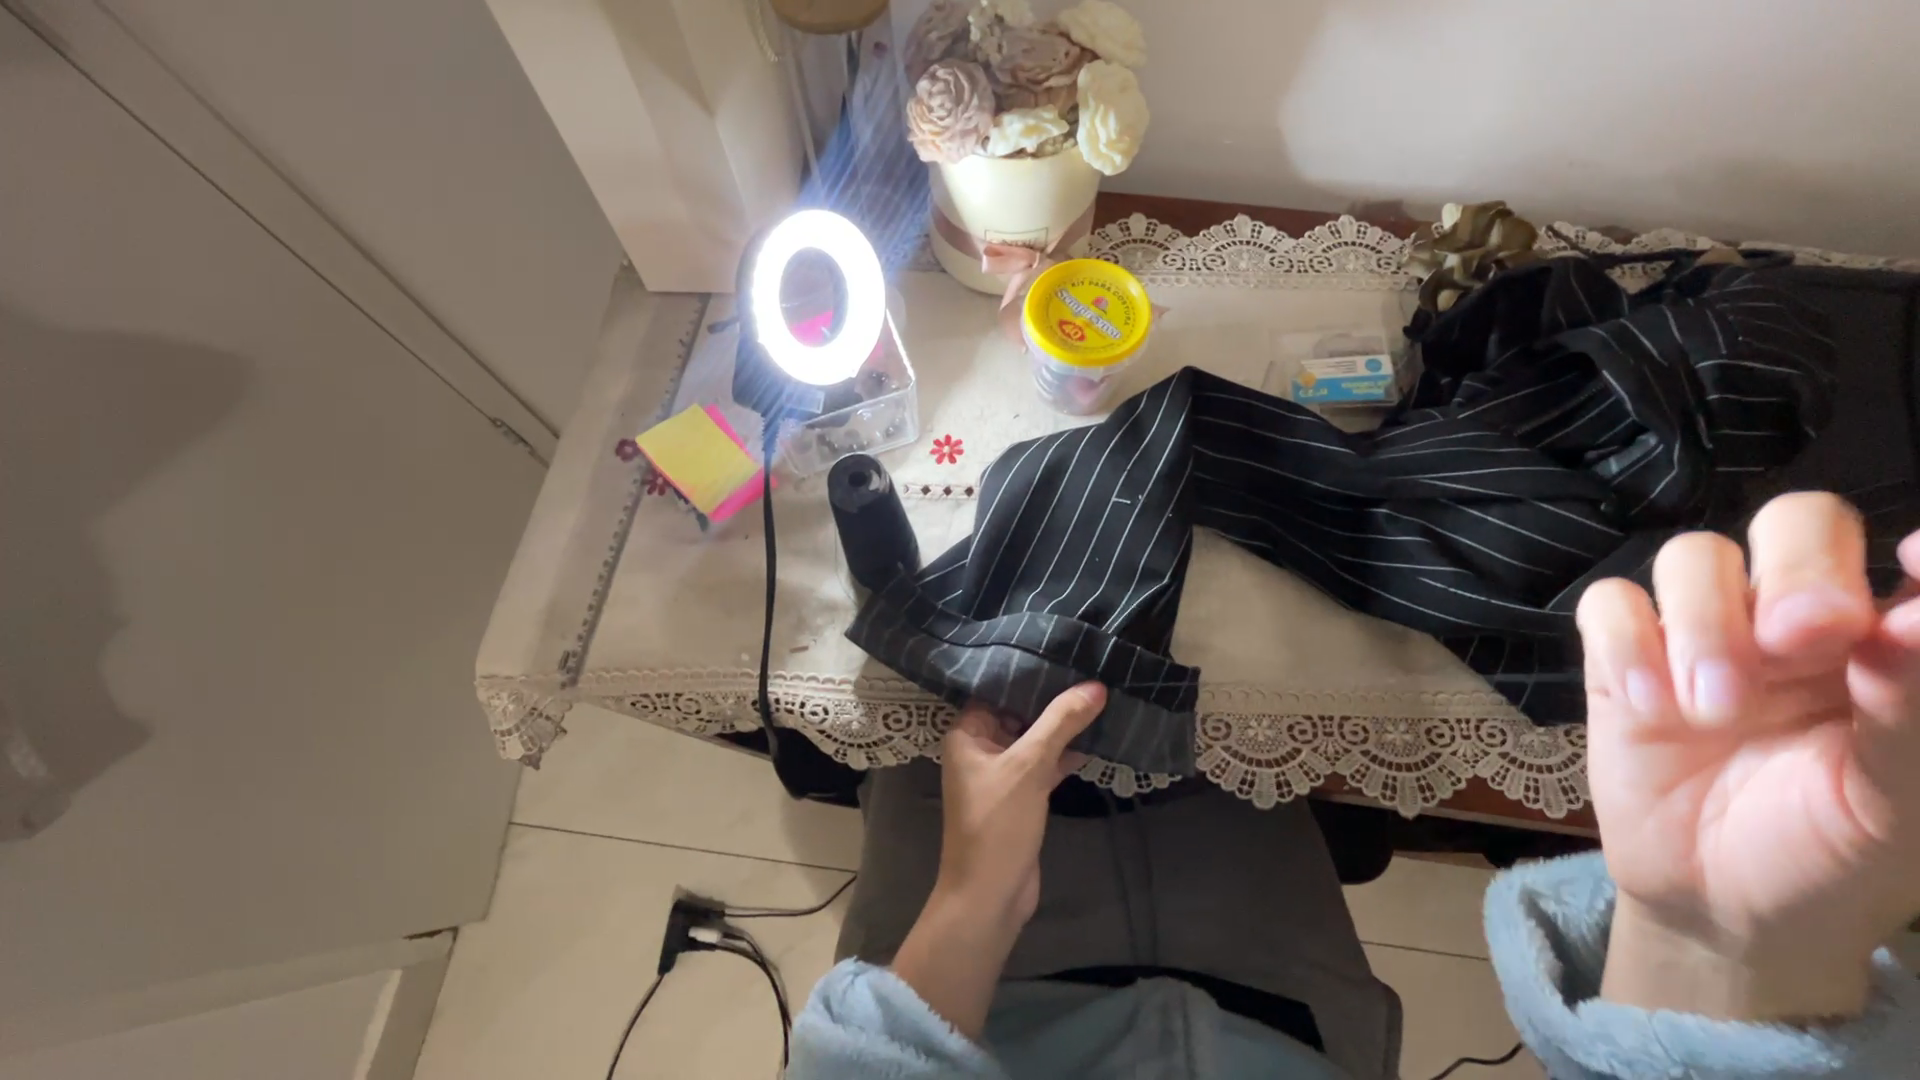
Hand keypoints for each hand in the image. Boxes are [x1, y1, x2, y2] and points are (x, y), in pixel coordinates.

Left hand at [890, 682, 1104, 1039]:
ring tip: (1101, 697)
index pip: (997, 689)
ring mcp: (1000, 774)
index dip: (1027, 672)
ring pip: (1034, 739)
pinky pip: (1043, 765)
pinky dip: (1065, 754)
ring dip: (1062, 727)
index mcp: (967, 733)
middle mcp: (979, 748)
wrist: (989, 897)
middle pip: (1018, 712)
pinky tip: (1097, 739)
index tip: (1062, 650)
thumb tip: (1095, 686)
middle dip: (1051, 698)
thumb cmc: (997, 824)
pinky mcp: (1020, 796)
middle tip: (1090, 670)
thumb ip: (1061, 723)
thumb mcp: (1030, 766)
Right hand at [1577, 492, 1919, 1020]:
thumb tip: (1918, 615)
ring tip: (1710, 710)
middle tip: (1801, 638)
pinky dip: (1624, 645)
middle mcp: (1794, 621)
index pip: (1904, 557)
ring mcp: (1698, 633)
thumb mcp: (1899, 799)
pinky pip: (1608, 605)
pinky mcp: (1618, 656)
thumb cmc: (1832, 855)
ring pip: (1691, 557)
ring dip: (1701, 625)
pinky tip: (1647, 705)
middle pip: (1791, 523)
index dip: (1913, 550)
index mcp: (1886, 646)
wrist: (1715, 901)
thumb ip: (1912, 708)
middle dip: (1795, 571)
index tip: (1919, 567)